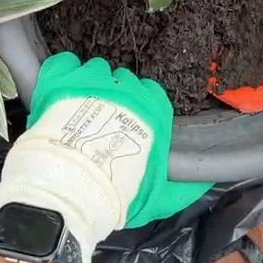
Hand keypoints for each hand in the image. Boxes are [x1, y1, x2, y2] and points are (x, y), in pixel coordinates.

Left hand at [0, 54, 210, 262]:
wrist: (72, 188)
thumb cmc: (118, 194)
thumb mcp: (158, 198)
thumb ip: (182, 189)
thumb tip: (204, 185)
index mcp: (152, 110)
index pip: (151, 94)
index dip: (139, 107)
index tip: (127, 123)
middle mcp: (125, 89)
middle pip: (122, 81)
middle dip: (113, 96)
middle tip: (99, 122)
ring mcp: (91, 80)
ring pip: (94, 70)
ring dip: (88, 85)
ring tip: (75, 109)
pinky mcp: (60, 79)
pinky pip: (63, 64)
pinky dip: (61, 74)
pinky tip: (57, 91)